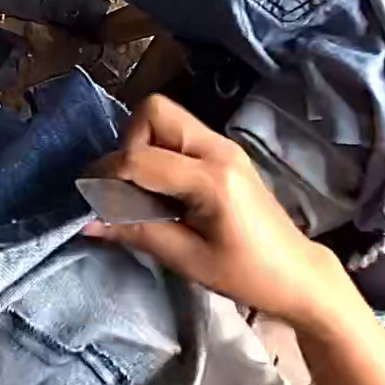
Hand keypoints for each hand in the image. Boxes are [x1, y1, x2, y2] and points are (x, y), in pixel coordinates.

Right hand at [86, 95, 356, 331]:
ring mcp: (224, 146)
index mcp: (212, 178)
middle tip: (126, 186)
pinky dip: (159, 150)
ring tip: (143, 189)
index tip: (91, 200)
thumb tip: (87, 222)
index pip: (140, 158)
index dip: (106, 176)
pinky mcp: (225, 151)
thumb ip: (136, 231)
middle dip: (128, 143)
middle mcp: (218, 148)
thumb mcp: (188, 259)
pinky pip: (180, 133)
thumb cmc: (247, 274)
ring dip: (143, 144)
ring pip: (167, 116)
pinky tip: (163, 188)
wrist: (297, 272)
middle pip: (155, 110)